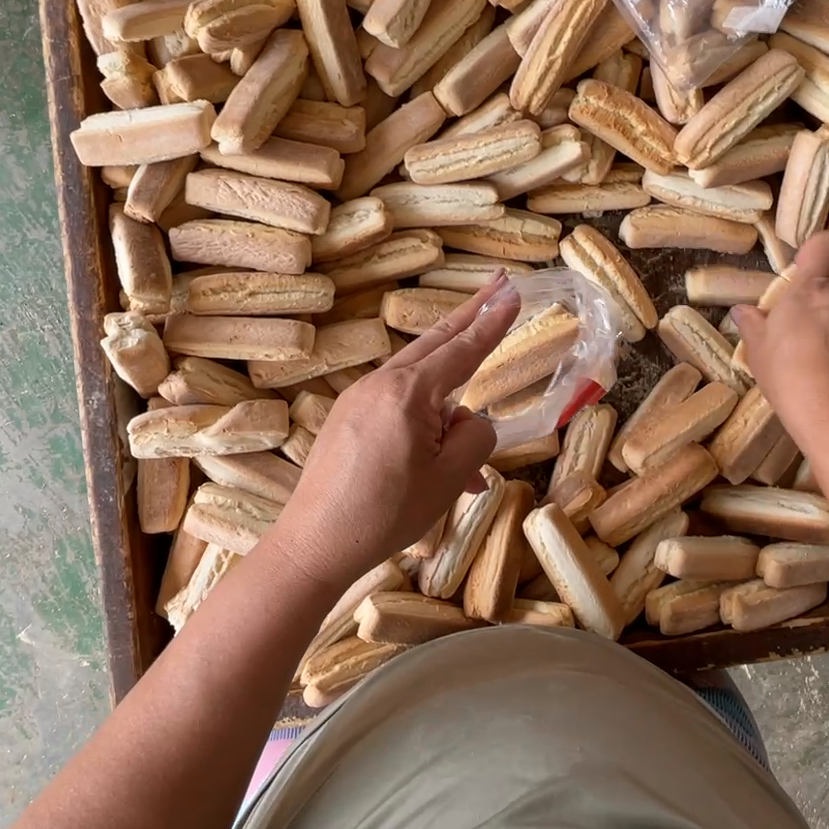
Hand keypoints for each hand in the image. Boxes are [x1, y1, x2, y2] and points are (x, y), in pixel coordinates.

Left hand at [266, 275, 520, 591]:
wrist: (315, 544)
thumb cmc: (387, 513)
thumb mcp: (449, 478)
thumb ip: (476, 437)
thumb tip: (467, 421)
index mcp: (409, 392)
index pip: (463, 349)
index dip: (493, 322)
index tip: (513, 292)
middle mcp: (381, 383)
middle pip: (436, 341)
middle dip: (471, 313)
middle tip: (498, 284)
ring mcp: (359, 398)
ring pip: (418, 383)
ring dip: (449, 399)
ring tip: (461, 458)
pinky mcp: (347, 417)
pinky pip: (396, 406)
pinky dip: (423, 423)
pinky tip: (432, 468)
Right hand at [732, 232, 828, 444]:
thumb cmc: (789, 376)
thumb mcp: (758, 352)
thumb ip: (753, 324)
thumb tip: (743, 310)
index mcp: (811, 288)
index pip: (826, 244)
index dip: (818, 251)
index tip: (805, 271)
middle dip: (824, 298)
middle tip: (805, 329)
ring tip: (826, 359)